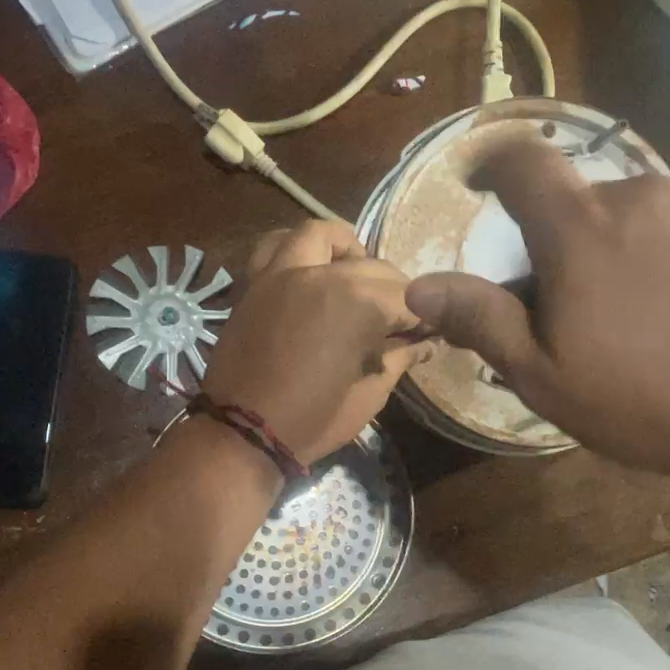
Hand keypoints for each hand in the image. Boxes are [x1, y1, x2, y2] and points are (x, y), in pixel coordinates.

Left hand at [200, 221, 432, 465]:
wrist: (242, 435)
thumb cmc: (312, 421)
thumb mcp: (369, 396)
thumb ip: (398, 360)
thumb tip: (422, 344)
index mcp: (359, 304)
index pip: (407, 298)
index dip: (423, 318)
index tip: (427, 332)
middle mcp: (322, 274)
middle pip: (372, 266)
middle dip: (392, 289)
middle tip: (395, 319)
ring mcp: (282, 273)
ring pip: (320, 234)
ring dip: (343, 248)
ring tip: (350, 273)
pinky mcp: (254, 283)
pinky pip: (274, 246)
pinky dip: (294, 249)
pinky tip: (306, 272)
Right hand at [404, 142, 669, 479]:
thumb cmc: (649, 401)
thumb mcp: (545, 377)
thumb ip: (481, 320)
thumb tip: (418, 287)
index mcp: (581, 227)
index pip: (523, 160)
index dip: (491, 162)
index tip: (479, 185)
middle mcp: (641, 195)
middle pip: (579, 201)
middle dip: (559, 243)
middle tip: (568, 312)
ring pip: (634, 216)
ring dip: (616, 253)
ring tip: (635, 323)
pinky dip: (666, 258)